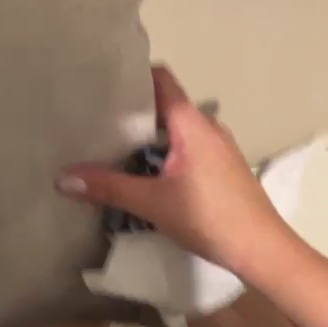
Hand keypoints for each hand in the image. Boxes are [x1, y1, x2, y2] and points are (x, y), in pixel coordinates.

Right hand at [58, 64, 305, 279]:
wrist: (265, 253)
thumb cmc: (211, 217)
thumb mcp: (152, 202)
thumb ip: (107, 186)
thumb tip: (62, 177)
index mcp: (192, 123)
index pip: (161, 79)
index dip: (133, 74)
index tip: (101, 79)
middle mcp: (207, 127)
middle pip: (164, 104)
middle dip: (132, 109)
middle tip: (94, 115)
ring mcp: (217, 148)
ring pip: (174, 128)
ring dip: (147, 133)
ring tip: (110, 142)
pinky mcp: (221, 168)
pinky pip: (184, 146)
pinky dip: (161, 150)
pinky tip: (141, 170)